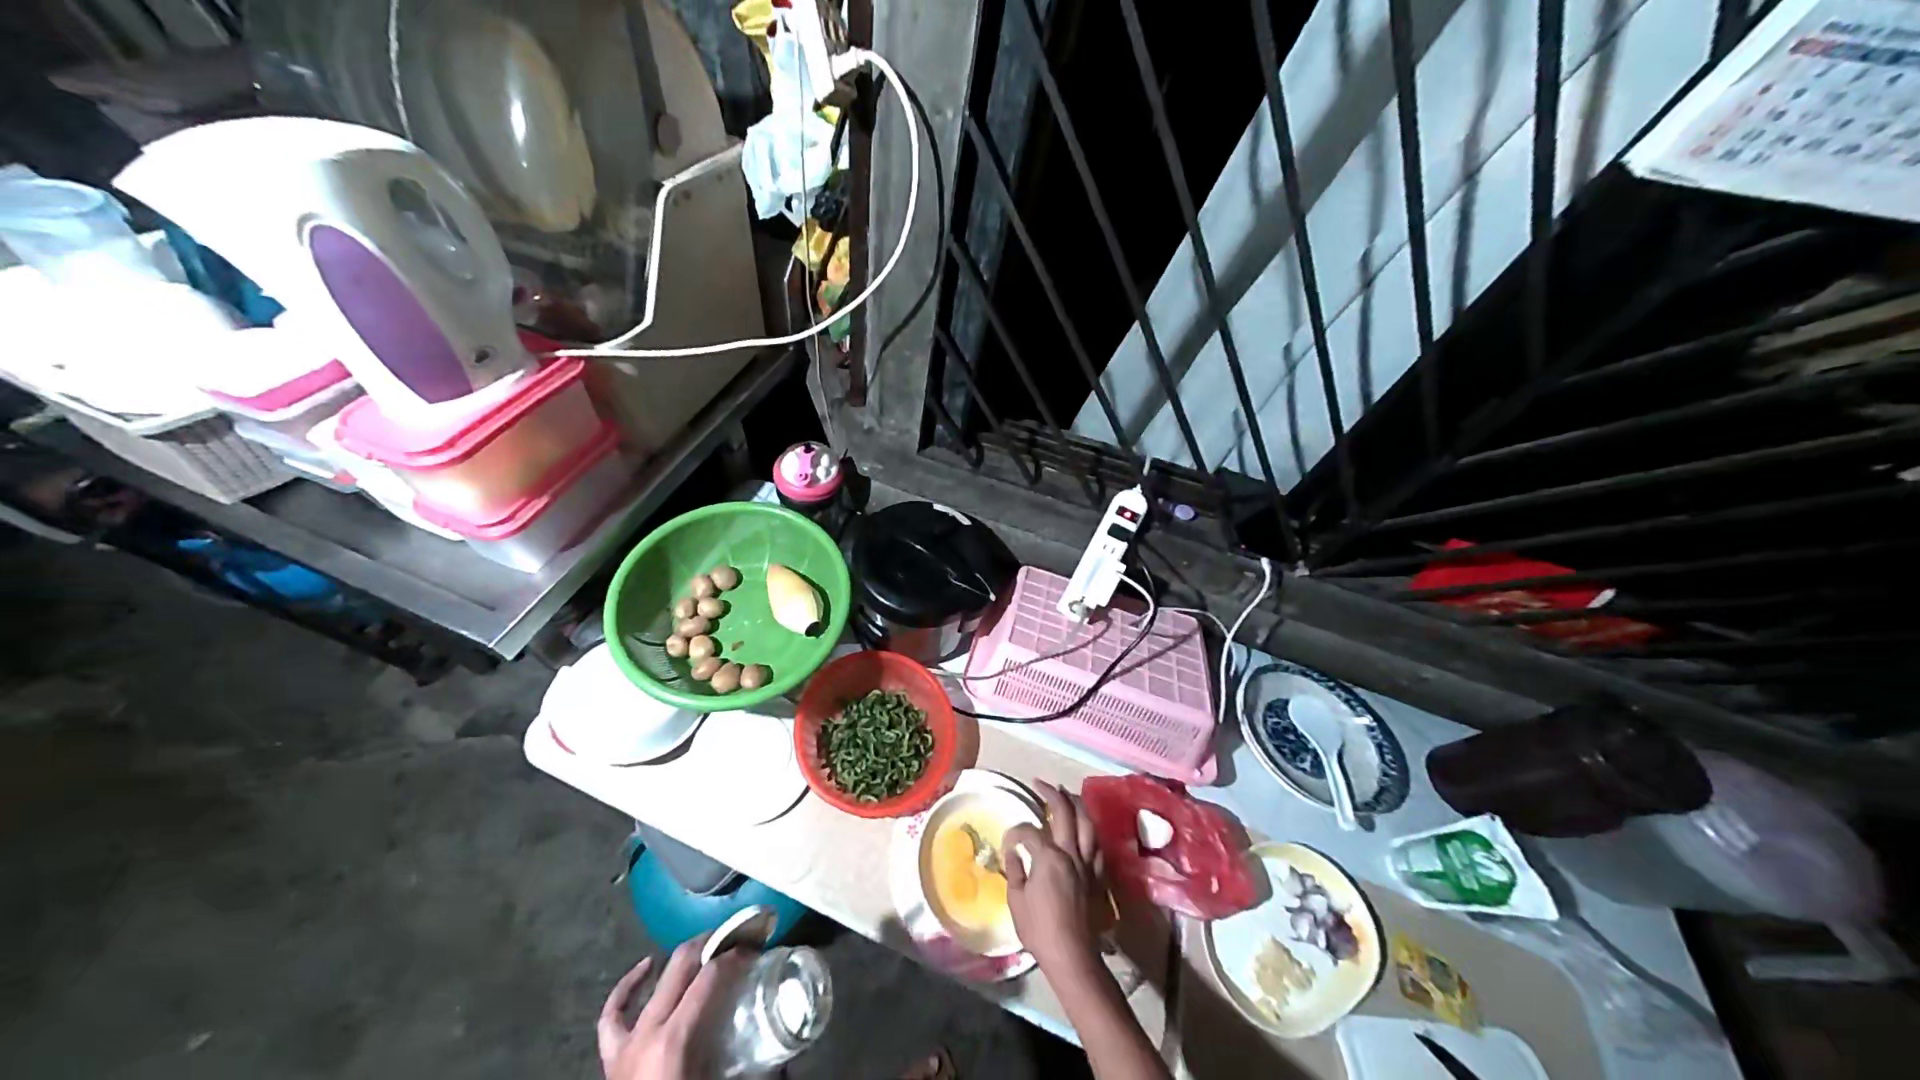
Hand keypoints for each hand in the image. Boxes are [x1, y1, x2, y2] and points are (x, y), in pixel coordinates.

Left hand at [598, 936, 748, 1079]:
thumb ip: (755, 1078)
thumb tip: (787, 1063)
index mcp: (675, 1041)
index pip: (709, 978)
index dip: (734, 955)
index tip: (755, 947)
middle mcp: (647, 1032)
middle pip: (680, 966)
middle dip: (711, 945)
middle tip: (736, 941)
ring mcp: (624, 1045)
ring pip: (652, 983)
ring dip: (679, 961)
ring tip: (702, 950)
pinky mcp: (611, 1060)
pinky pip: (613, 1015)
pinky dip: (629, 987)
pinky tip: (645, 968)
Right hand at [1002, 780, 1103, 975]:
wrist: (1072, 954)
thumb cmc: (1039, 929)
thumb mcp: (1016, 900)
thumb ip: (1015, 871)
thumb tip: (1014, 853)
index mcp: (1049, 857)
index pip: (1030, 831)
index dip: (1016, 832)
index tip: (1008, 842)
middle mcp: (1071, 853)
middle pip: (1065, 813)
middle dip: (1053, 794)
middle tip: (1041, 784)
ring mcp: (1088, 863)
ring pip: (1087, 823)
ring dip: (1076, 804)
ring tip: (1067, 794)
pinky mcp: (1098, 875)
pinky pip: (1096, 844)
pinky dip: (1089, 829)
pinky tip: (1083, 827)